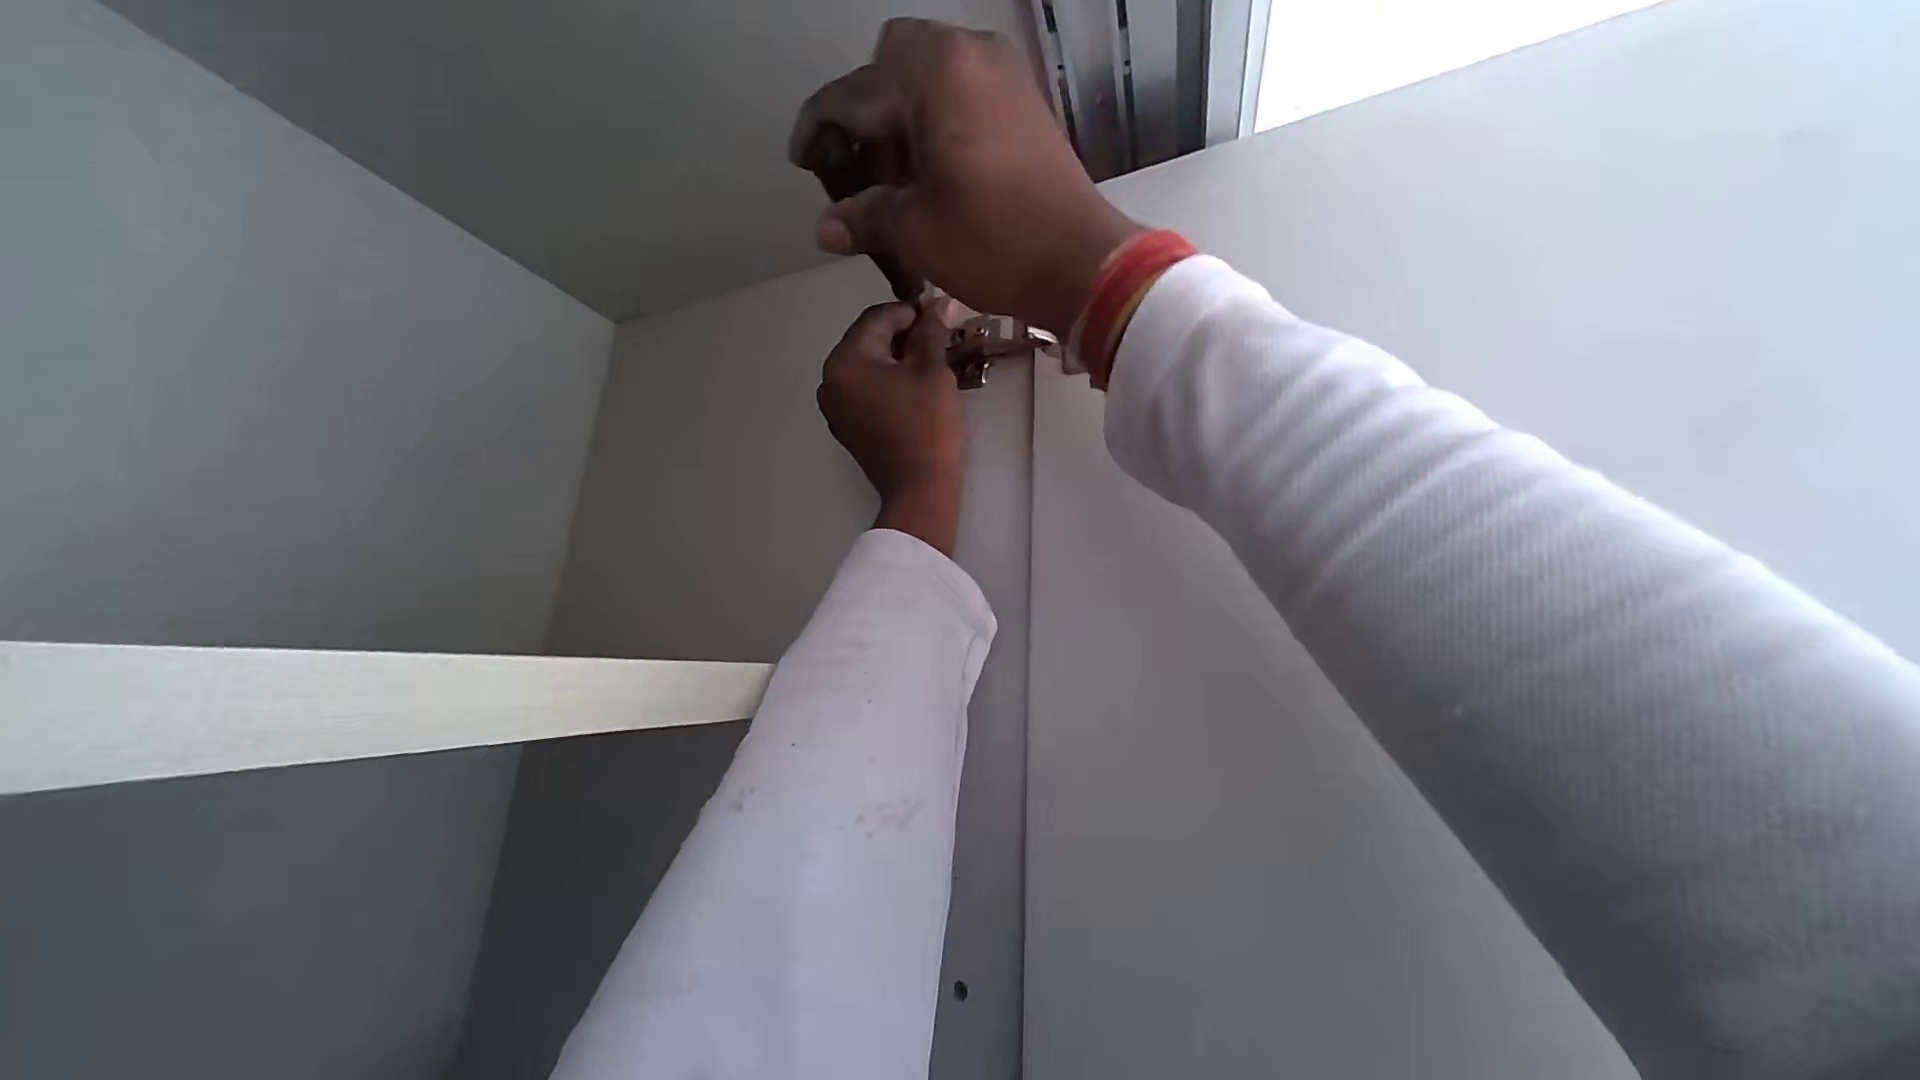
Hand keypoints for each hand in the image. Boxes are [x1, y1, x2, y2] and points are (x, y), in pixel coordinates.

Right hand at [791, 18, 1143, 338]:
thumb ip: (864, 216)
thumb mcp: (916, 232)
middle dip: (868, 121)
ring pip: (929, 81)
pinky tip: (936, 179)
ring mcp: (1004, 75)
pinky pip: (964, 98)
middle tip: (866, 179)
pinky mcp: (1025, 104)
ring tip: (901, 190)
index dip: (819, 131)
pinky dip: (939, 128)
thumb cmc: (993, 244)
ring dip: (904, 125)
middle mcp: (969, 52)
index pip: (853, 94)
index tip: (803, 162)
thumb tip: (824, 227)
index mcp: (933, 71)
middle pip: (892, 68)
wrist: (1082, 263)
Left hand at [818, 300, 965, 555]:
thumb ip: (931, 331)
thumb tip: (940, 304)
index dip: (911, 311)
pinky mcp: (846, 427)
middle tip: (939, 338)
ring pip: (866, 367)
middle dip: (903, 335)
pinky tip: (913, 388)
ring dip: (896, 358)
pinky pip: (864, 391)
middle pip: (867, 341)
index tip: (940, 315)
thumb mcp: (932, 370)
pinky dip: (886, 382)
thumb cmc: (927, 424)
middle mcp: (830, 380)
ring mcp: (834, 407)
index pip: (877, 318)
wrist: (919, 488)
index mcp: (845, 361)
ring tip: (930, 362)